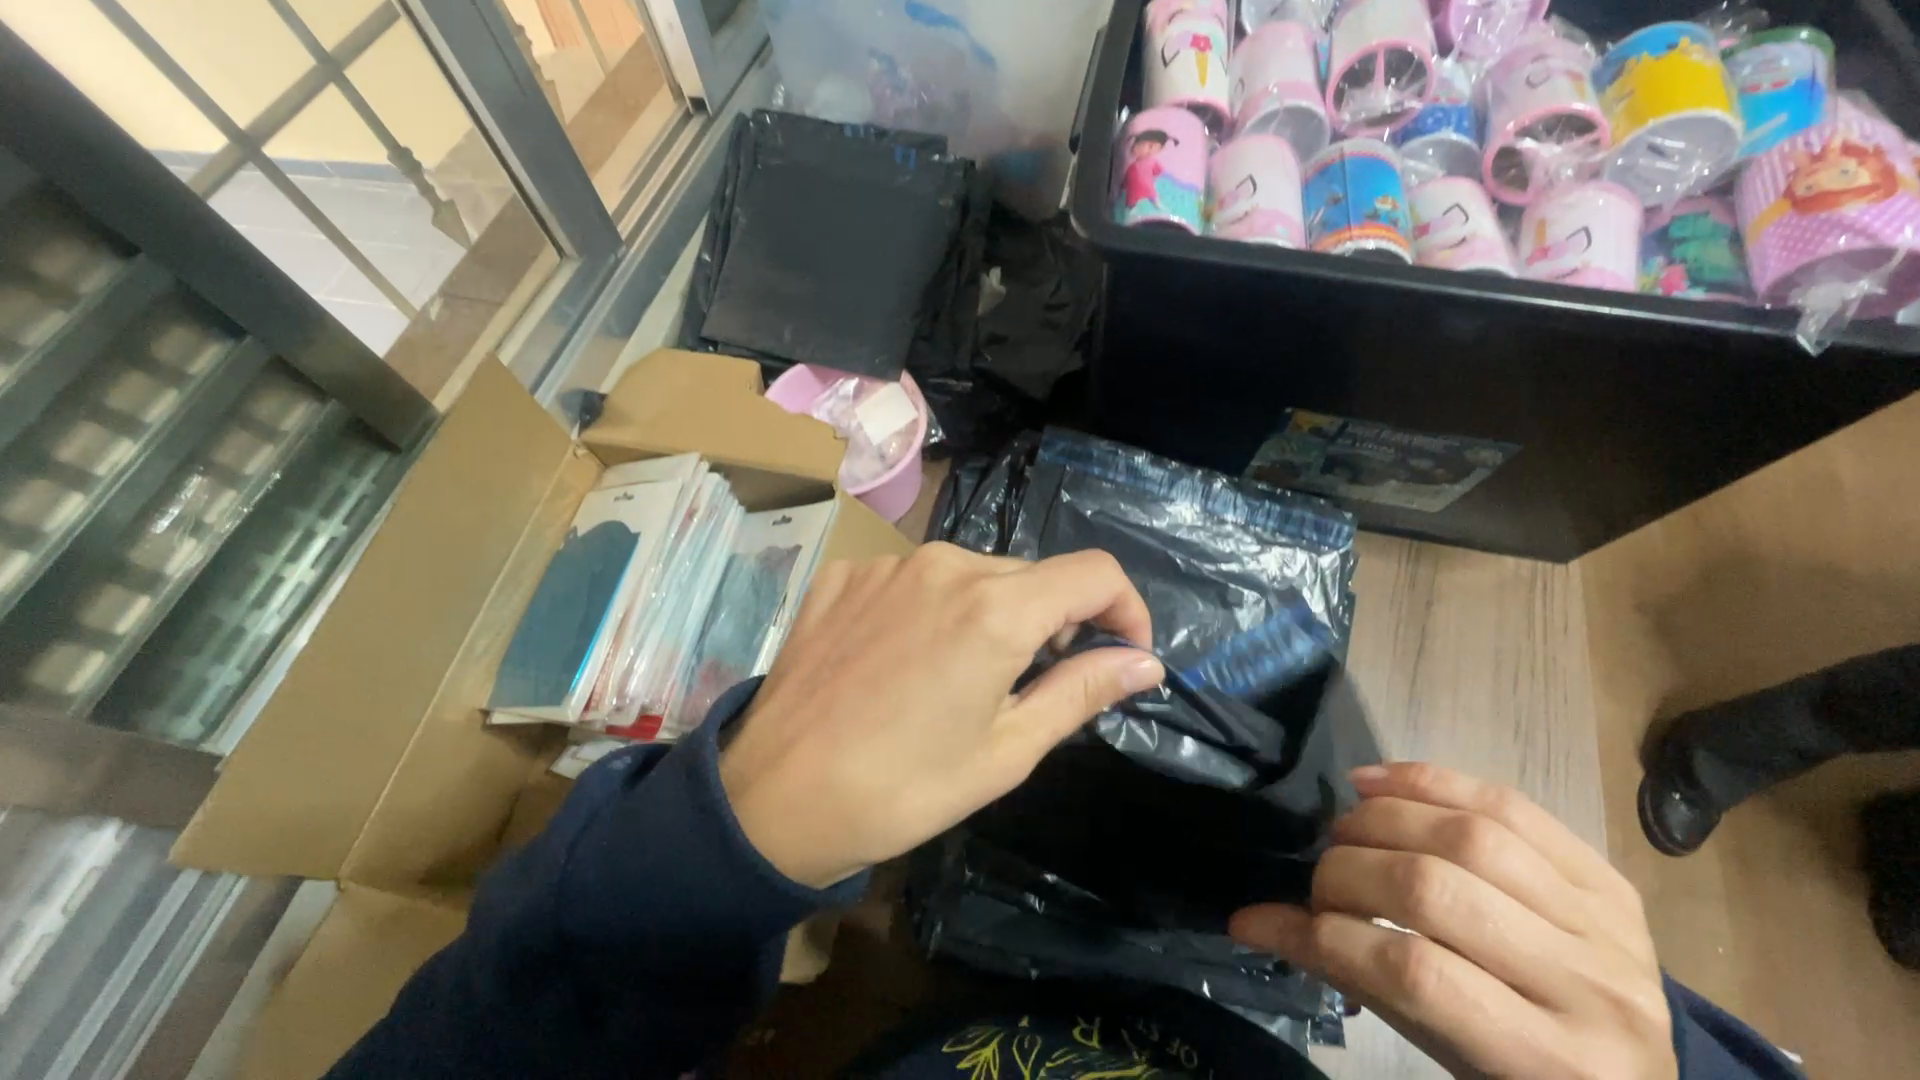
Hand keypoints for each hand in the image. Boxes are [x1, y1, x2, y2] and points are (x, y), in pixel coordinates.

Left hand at [719, 543, 1163, 888]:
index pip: (1093, 573)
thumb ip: (1081, 691)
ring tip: (960, 679)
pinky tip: (902, 662)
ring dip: (989, 614)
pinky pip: (912, 580)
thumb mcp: (1006, 751)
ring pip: (970, 574)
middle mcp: (944, 565)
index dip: (1125, 609)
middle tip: (1032, 686)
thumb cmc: (904, 788)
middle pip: (1030, 576)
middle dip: (1053, 621)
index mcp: (996, 608)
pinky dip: (929, 611)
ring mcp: (886, 566)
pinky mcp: (842, 577)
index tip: (1121, 653)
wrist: (774, 798)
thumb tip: (1144, 662)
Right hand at [1230, 763, 1676, 1079]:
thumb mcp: (1447, 1054)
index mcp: (1549, 1059)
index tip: (1258, 919)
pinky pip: (1507, 802)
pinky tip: (1373, 783)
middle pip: (1434, 890)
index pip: (1412, 973)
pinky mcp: (1606, 875)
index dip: (1323, 937)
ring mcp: (1607, 922)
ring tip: (1343, 831)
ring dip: (1381, 820)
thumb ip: (1361, 981)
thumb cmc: (1524, 1076)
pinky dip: (1427, 780)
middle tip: (1316, 880)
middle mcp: (1589, 986)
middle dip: (1346, 872)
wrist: (1648, 1078)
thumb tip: (1255, 920)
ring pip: (1469, 835)